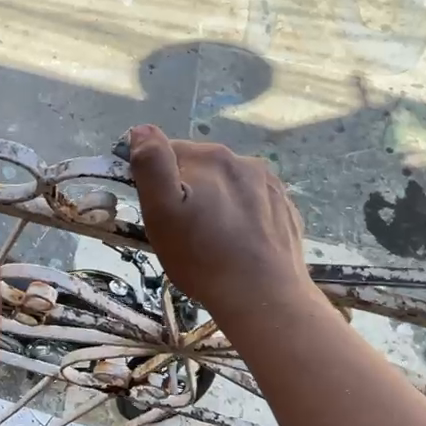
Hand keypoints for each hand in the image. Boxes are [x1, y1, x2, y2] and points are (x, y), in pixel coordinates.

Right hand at [124, 124, 318, 321]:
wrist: (262, 295)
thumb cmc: (201, 257)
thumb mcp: (161, 212)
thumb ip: (151, 165)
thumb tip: (141, 130)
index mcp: (208, 157)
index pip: (165, 152)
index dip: (153, 180)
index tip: (155, 211)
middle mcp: (243, 160)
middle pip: (196, 167)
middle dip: (183, 189)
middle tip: (178, 229)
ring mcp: (268, 184)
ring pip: (224, 184)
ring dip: (211, 201)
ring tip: (207, 238)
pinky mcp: (284, 207)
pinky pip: (249, 201)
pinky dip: (236, 214)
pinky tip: (233, 241)